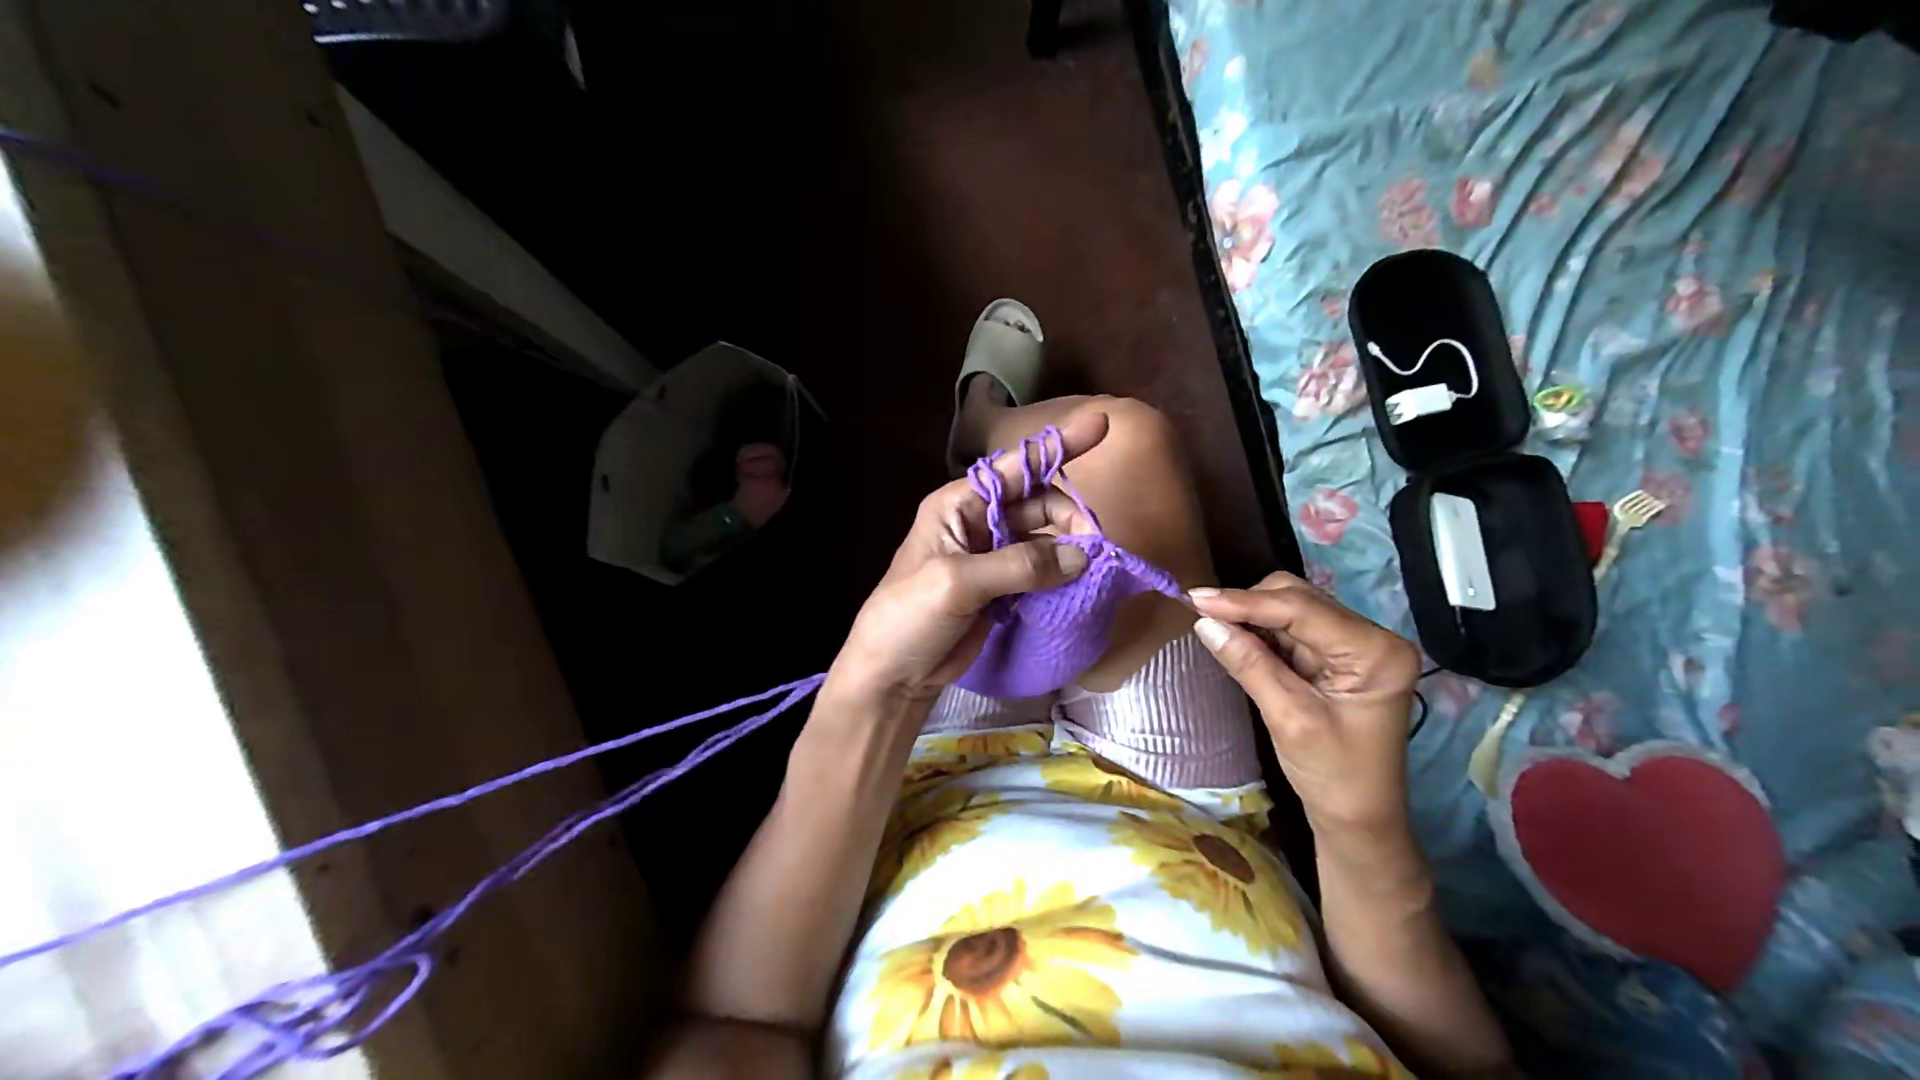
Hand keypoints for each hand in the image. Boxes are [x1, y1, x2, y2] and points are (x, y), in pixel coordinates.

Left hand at [824, 410, 1111, 709]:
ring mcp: (992, 555)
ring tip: (1092, 565)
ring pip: (1045, 535)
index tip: (1101, 424)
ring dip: (1070, 545)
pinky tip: (1078, 582)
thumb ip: (1018, 565)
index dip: (1056, 445)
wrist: (893, 674)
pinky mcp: (1003, 587)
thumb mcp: (957, 583)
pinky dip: (1063, 571)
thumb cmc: (909, 617)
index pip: (1015, 467)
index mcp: (958, 505)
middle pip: (1038, 501)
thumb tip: (1081, 555)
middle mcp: (978, 522)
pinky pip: (1042, 568)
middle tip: (1095, 545)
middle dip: (1069, 514)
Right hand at [1189, 573, 1421, 838]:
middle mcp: (1370, 637)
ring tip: (1214, 627)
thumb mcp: (1289, 719)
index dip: (1245, 602)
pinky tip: (1236, 638)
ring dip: (1251, 615)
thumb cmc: (1334, 776)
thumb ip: (1249, 665)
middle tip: (1202, 616)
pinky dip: (1259, 630)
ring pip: (1290, 607)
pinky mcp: (1335, 655)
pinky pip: (1289, 628)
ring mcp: (1353, 645)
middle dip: (1248, 605)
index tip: (1196, 599)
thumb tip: (1204, 622)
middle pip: (1298, 598)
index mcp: (1376, 652)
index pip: (1302, 609)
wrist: (1358, 819)